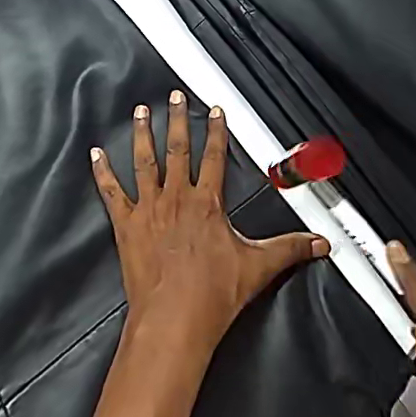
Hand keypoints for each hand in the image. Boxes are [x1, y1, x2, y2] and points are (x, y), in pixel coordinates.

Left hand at [82, 92, 328, 416]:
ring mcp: (149, 208)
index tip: (215, 110)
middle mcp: (176, 198)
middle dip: (177, 119)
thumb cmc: (212, 294)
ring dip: (141, 134)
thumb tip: (319, 244)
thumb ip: (290, 249)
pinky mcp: (127, 225)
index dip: (215, 131)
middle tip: (174, 96)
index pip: (213, 156)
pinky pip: (112, 192)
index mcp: (206, 203)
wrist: (174, 320)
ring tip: (140, 111)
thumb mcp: (258, 268)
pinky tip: (96, 154)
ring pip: (144, 161)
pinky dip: (103, 172)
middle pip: (177, 149)